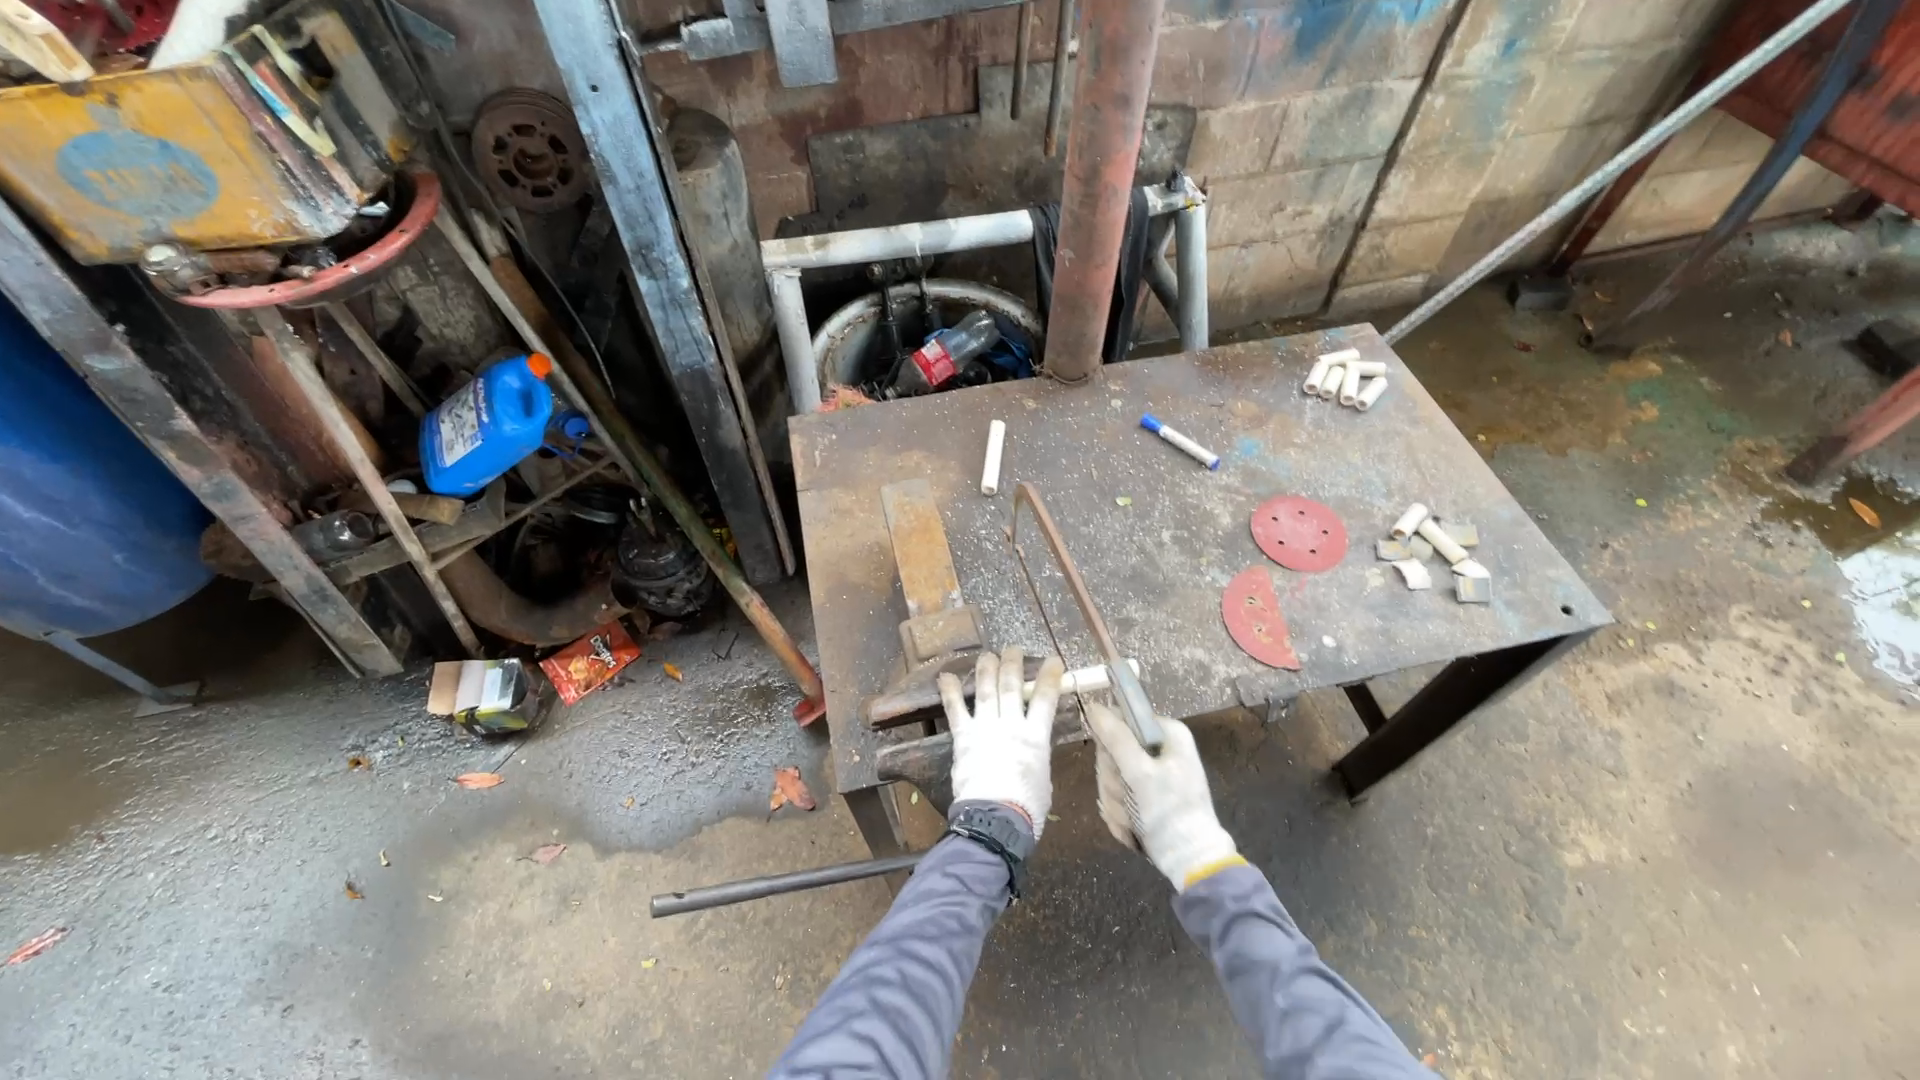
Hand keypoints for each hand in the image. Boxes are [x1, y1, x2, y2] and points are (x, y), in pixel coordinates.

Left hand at [939, 648, 1064, 837]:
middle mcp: (1010, 726)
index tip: (1054, 661)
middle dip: (1013, 665)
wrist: (996, 819)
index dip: (1050, 677)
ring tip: (987, 655)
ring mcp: (985, 729)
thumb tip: (1031, 749)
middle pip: (1012, 688)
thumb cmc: (1027, 808)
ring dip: (986, 670)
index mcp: (1035, 738)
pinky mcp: (964, 739)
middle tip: (1013, 650)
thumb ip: (1036, 756)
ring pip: (986, 692)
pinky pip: (956, 711)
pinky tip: (945, 676)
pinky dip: (950, 692)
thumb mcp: (1043, 778)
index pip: (1046, 699)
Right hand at [1086, 704, 1239, 889]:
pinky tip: (1133, 827)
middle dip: (1114, 782)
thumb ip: (1116, 739)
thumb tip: (1093, 706)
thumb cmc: (1169, 812)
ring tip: (1133, 818)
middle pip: (1112, 751)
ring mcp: (1152, 772)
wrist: (1189, 859)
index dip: (1111, 745)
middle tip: (1128, 799)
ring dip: (1116, 801)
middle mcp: (1160, 748)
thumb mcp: (1141, 774)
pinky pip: (1118, 795)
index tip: (1117, 769)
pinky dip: (1121, 813)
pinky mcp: (1145, 794)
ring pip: (1112, 776)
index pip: (1120, 721)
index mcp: (1167, 733)